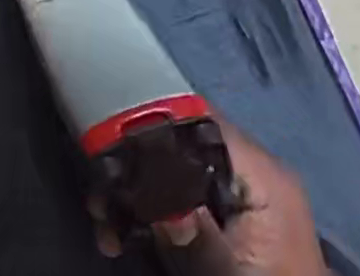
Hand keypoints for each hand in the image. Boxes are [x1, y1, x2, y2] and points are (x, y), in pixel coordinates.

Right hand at [97, 120, 325, 275]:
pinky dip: (149, 210)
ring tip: (105, 225)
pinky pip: (179, 196)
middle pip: (178, 143)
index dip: (151, 121)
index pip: (198, 119)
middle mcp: (249, 170)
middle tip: (99, 200)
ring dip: (134, 193)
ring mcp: (237, 193)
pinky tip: (123, 236)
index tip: (108, 144)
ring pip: (172, 169)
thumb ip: (200, 242)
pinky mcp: (226, 217)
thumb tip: (157, 209)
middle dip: (133, 165)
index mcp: (260, 173)